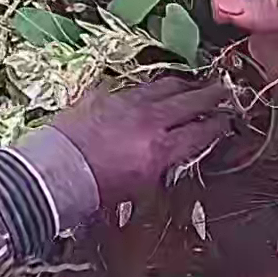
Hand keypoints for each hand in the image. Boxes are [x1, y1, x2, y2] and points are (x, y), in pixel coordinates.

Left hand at [51, 78, 231, 206]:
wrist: (50, 172)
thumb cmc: (94, 191)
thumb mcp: (138, 189)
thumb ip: (162, 165)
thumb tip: (175, 153)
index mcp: (160, 149)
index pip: (201, 131)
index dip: (218, 124)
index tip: (227, 119)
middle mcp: (149, 120)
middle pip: (190, 101)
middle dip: (211, 95)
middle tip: (224, 90)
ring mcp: (128, 102)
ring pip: (165, 86)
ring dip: (184, 85)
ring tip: (193, 85)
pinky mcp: (107, 94)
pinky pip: (136, 86)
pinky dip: (151, 88)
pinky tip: (153, 89)